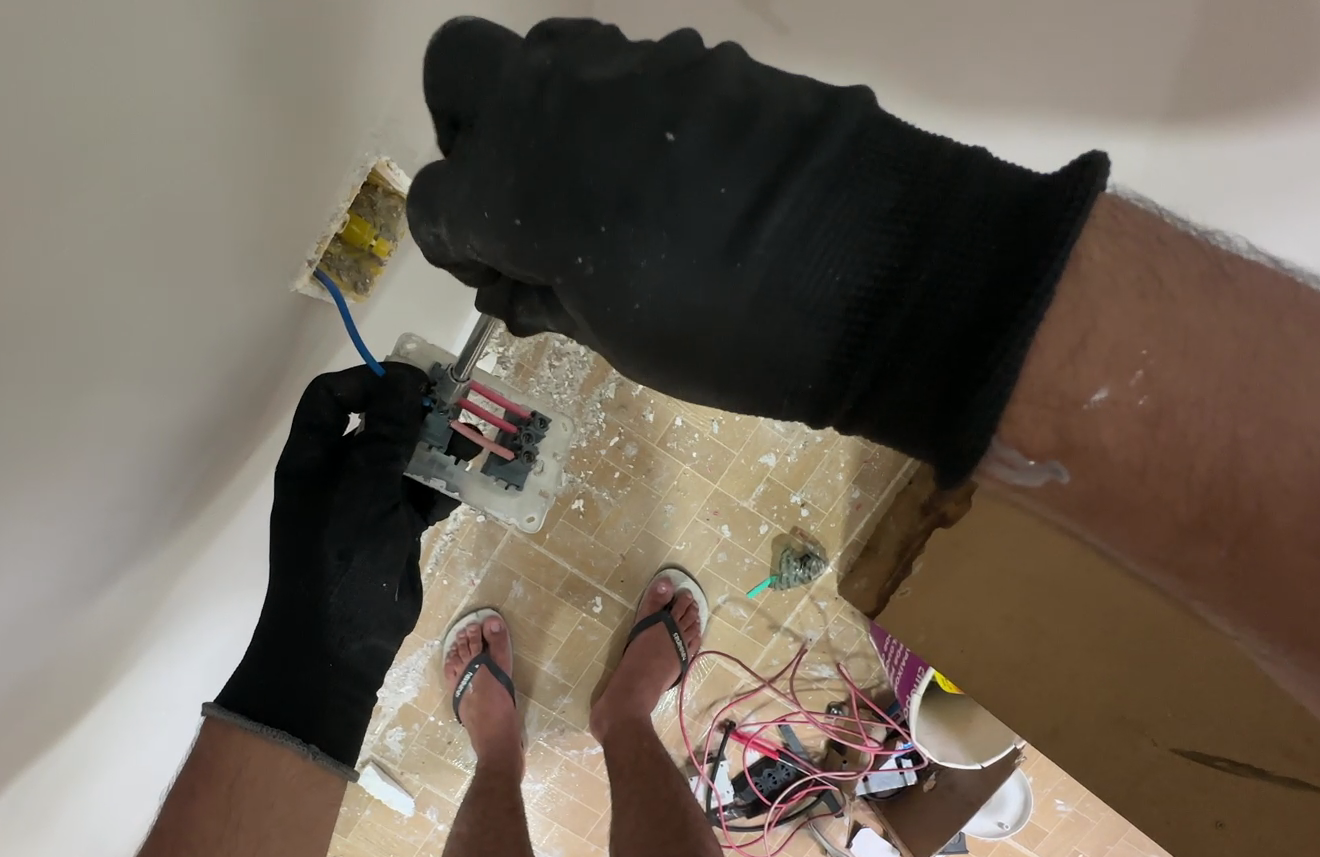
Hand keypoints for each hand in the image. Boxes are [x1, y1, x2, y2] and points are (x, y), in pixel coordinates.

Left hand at [210, 363, 455, 776]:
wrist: (341, 640)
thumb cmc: (341, 556)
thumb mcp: (363, 487)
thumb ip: (386, 432)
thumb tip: (406, 380)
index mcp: (314, 457)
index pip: (333, 397)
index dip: (370, 382)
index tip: (414, 382)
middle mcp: (339, 474)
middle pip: (377, 425)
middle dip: (416, 413)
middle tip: (458, 404)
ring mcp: (368, 503)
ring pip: (405, 460)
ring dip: (438, 448)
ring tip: (475, 438)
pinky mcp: (395, 529)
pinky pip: (422, 495)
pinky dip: (446, 485)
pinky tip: (473, 478)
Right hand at [407, 17, 1108, 482]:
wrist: (883, 280)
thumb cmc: (732, 340)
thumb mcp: (618, 342)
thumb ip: (545, 297)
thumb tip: (509, 280)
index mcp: (527, 189)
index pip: (436, 194)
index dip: (449, 240)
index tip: (486, 272)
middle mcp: (564, 100)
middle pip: (460, 68)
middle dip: (467, 134)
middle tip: (514, 199)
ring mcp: (637, 64)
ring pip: (545, 51)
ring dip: (542, 115)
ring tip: (591, 188)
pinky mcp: (702, 57)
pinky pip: (627, 69)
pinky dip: (614, 116)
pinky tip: (660, 174)